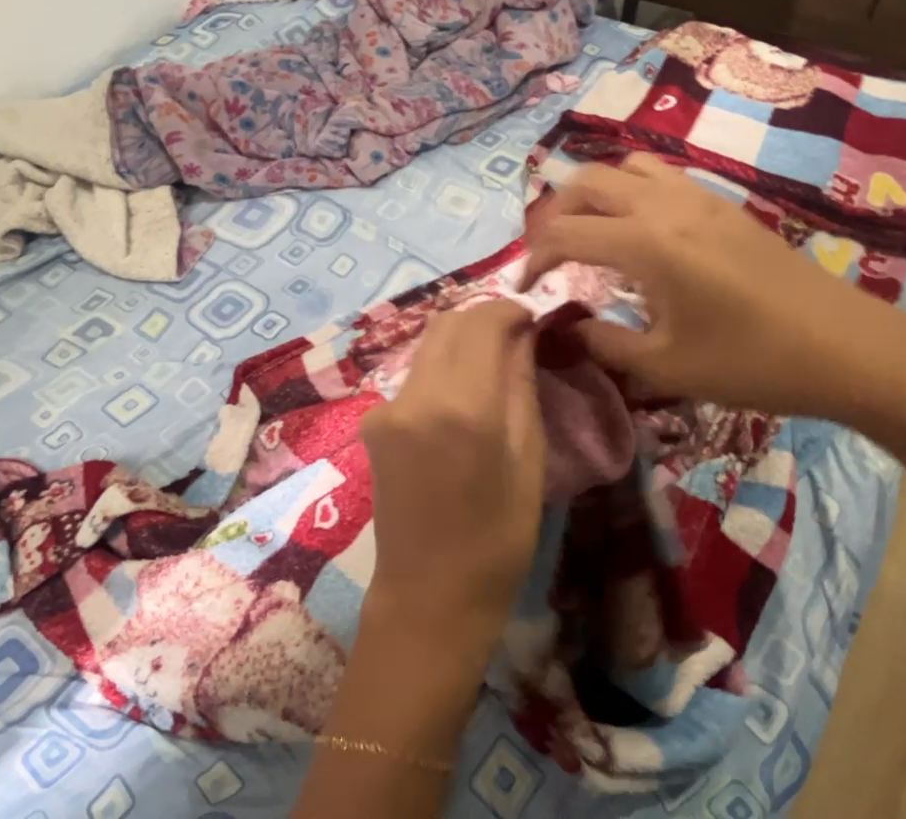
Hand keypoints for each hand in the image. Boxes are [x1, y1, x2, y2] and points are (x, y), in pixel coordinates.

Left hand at [360, 300, 545, 631]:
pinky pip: (413, 378)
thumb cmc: (498, 541)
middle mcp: (415, 396)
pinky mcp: (372, 425)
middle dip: (483, 321)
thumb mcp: (529, 462)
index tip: (533, 320)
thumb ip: (522, 387)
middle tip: (517, 341)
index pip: (482, 322)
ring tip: (494, 372)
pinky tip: (461, 404)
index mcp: (462, 407)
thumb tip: (524, 336)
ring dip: (461, 345)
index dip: (510, 310)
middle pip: (447, 324)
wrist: (429, 596)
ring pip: (427, 348)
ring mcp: (386, 409)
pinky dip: (441, 373)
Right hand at [520, 154, 905, 421]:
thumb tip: (566, 327)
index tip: (524, 287)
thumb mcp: (665, 367)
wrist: (843, 347)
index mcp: (646, 244)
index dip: (533, 258)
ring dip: (594, 193)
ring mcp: (699, 197)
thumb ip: (603, 343)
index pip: (565, 233)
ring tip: (589, 234)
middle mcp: (666, 205)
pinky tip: (639, 233)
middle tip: (548, 254)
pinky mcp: (723, 204)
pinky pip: (660, 176)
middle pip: (587, 181)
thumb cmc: (750, 362)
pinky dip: (630, 192)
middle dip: (554, 213)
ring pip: (626, 166)